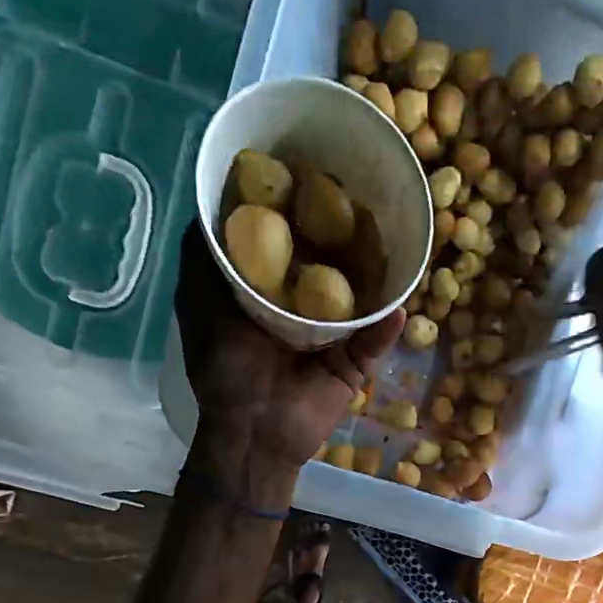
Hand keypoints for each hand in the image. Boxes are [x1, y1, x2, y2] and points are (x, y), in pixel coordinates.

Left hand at [174, 221, 404, 494]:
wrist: (254, 432)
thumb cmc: (225, 369)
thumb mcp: (200, 305)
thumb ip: (202, 260)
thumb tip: (208, 204)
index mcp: (266, 293)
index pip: (285, 244)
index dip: (294, 211)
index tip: (305, 170)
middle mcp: (301, 308)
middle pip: (328, 265)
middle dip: (342, 236)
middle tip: (361, 197)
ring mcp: (332, 336)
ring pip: (358, 300)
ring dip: (375, 276)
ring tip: (392, 240)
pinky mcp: (353, 365)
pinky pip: (374, 343)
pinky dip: (387, 327)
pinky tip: (402, 306)